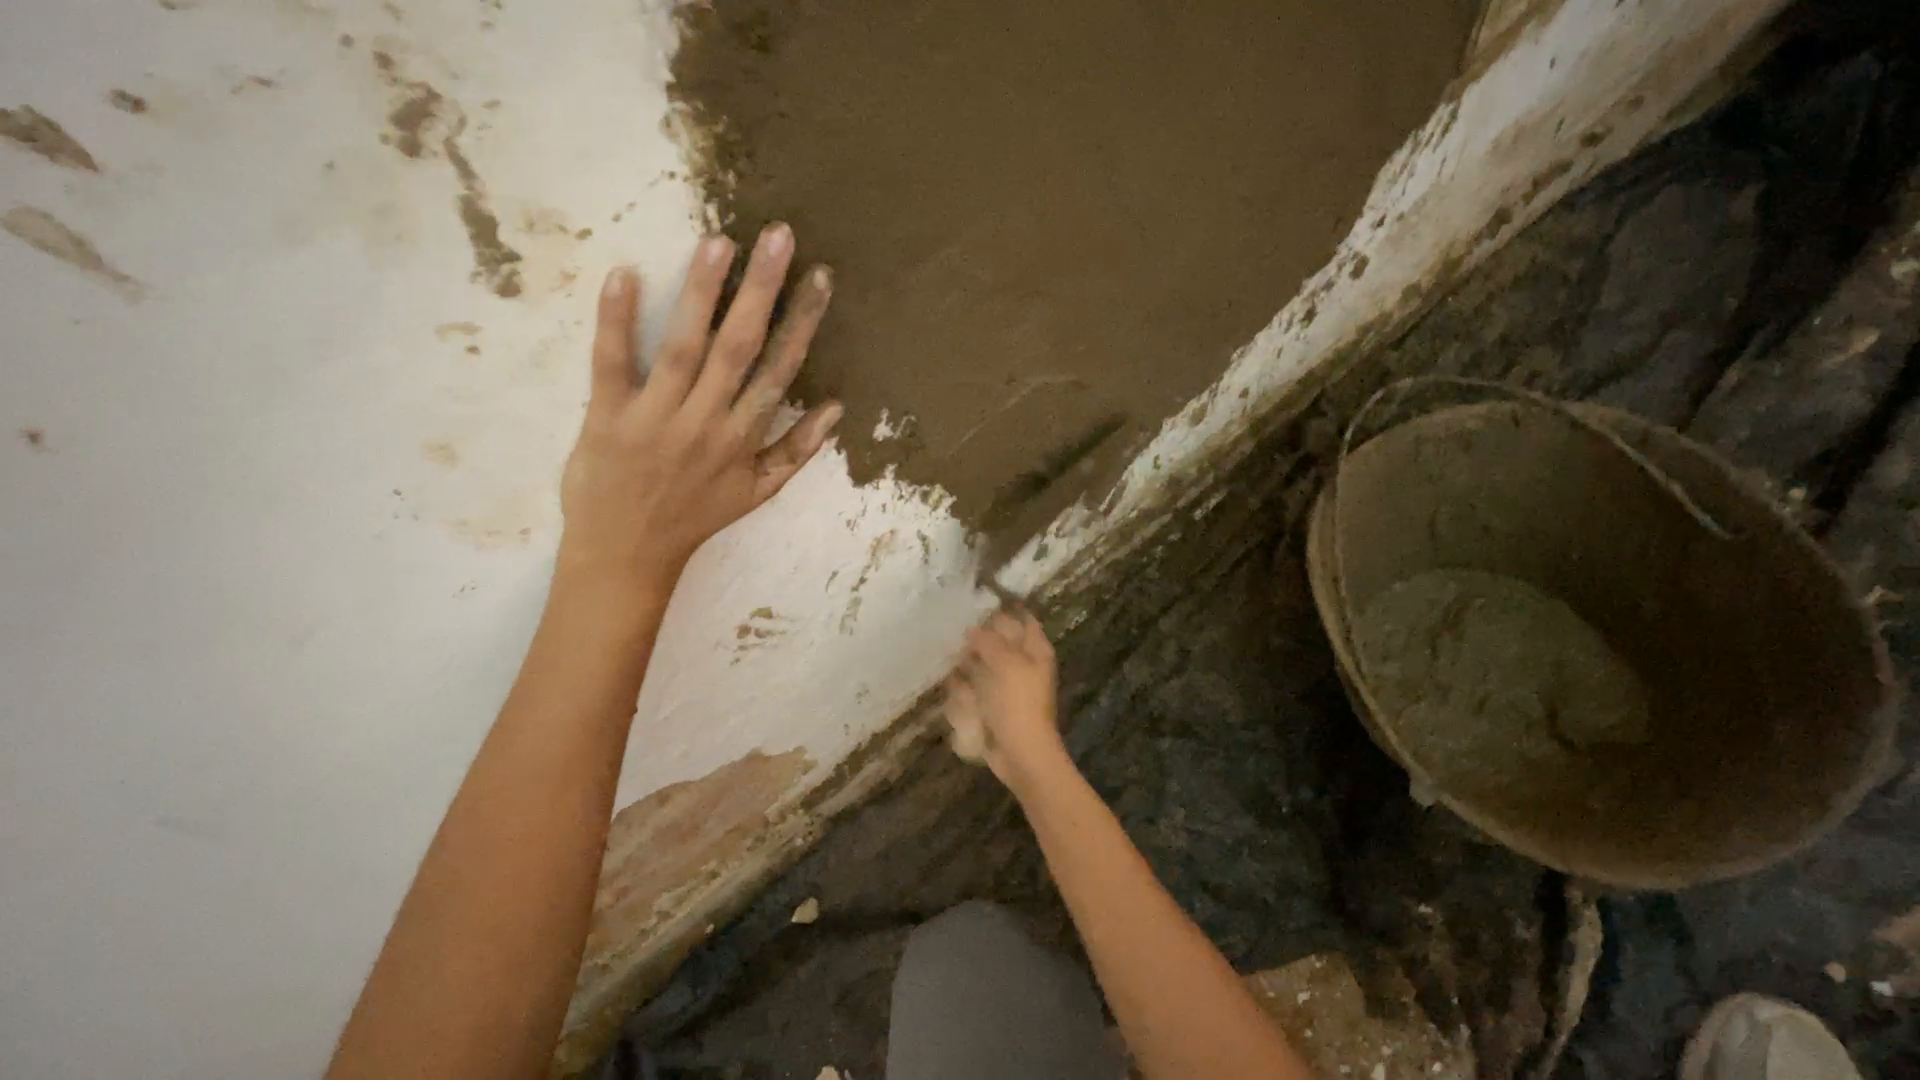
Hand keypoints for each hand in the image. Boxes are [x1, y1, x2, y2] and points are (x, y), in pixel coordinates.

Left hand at [558, 225, 840, 595]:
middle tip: (777, 234)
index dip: (802, 322)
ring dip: (702, 294)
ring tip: (718, 242)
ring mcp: (656, 417)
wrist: (626, 556)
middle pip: (739, 347)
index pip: (780, 369)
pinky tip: (625, 274)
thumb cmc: (694, 517)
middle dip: (761, 289)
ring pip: (685, 348)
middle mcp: (705, 421)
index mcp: (742, 437)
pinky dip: (615, 321)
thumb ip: (797, 450)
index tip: (819, 276)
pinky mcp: (607, 417)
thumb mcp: (757, 492)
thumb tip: (835, 409)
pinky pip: (611, 364)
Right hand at [944, 609, 1077, 797]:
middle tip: (955, 634)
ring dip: (966, 666)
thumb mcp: (1005, 663)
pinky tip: (955, 690)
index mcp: (1036, 651)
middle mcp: (1023, 665)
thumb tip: (973, 629)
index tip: (977, 602)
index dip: (1004, 610)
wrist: (1021, 753)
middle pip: (997, 642)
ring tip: (951, 663)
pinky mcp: (992, 706)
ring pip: (981, 666)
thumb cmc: (1018, 703)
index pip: (1023, 619)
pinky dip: (964, 690)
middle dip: (977, 640)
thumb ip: (988, 641)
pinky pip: (973, 690)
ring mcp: (1006, 687)